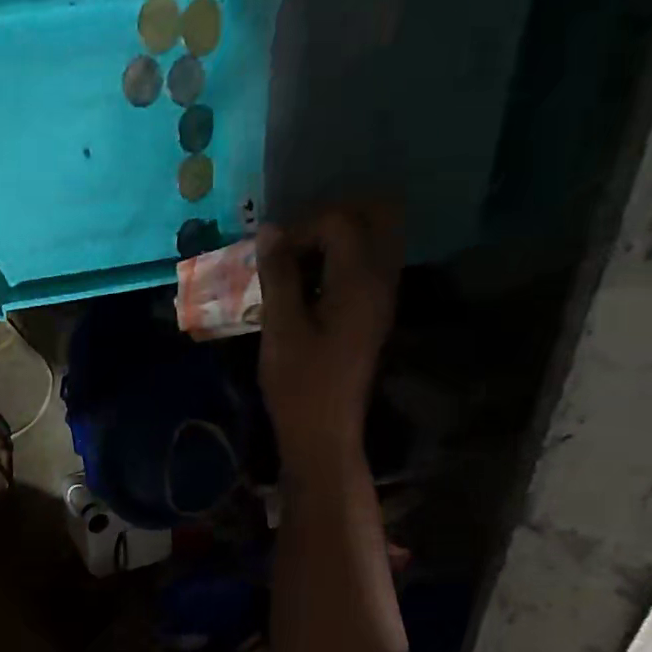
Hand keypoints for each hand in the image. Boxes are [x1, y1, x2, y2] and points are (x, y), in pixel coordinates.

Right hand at [257, 203, 402, 455]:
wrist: (324, 433)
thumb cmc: (299, 384)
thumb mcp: (281, 327)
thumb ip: (279, 274)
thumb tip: (270, 230)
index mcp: (359, 282)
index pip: (340, 221)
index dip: (301, 229)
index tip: (272, 259)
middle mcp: (380, 282)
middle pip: (375, 218)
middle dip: (333, 220)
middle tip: (296, 244)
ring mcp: (381, 299)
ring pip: (374, 242)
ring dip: (337, 241)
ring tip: (299, 266)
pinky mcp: (373, 316)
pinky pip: (368, 268)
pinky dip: (341, 264)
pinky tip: (309, 288)